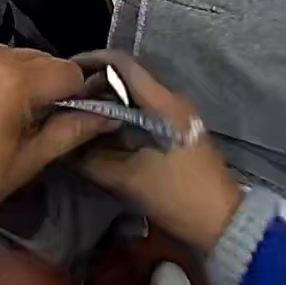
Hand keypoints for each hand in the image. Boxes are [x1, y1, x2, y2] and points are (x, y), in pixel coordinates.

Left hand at [0, 43, 113, 219]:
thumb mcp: (30, 160)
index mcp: (14, 81)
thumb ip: (73, 130)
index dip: (77, 96)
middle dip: (51, 86)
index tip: (68, 119)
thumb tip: (110, 116)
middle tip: (38, 120)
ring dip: (28, 77)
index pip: (70, 72)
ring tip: (12, 111)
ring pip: (22, 55)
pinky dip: (2, 71)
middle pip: (46, 60)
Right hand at [71, 51, 244, 249]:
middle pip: (129, 76)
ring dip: (107, 100)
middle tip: (67, 98)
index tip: (67, 71)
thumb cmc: (178, 196)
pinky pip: (144, 110)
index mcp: (163, 103)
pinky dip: (121, 113)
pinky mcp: (178, 129)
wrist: (224, 223)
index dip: (93, 61)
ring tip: (78, 113)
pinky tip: (101, 130)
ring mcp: (178, 114)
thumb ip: (91, 160)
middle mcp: (172, 100)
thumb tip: (61, 146)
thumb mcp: (129, 180)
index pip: (124, 64)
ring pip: (135, 94)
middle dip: (96, 83)